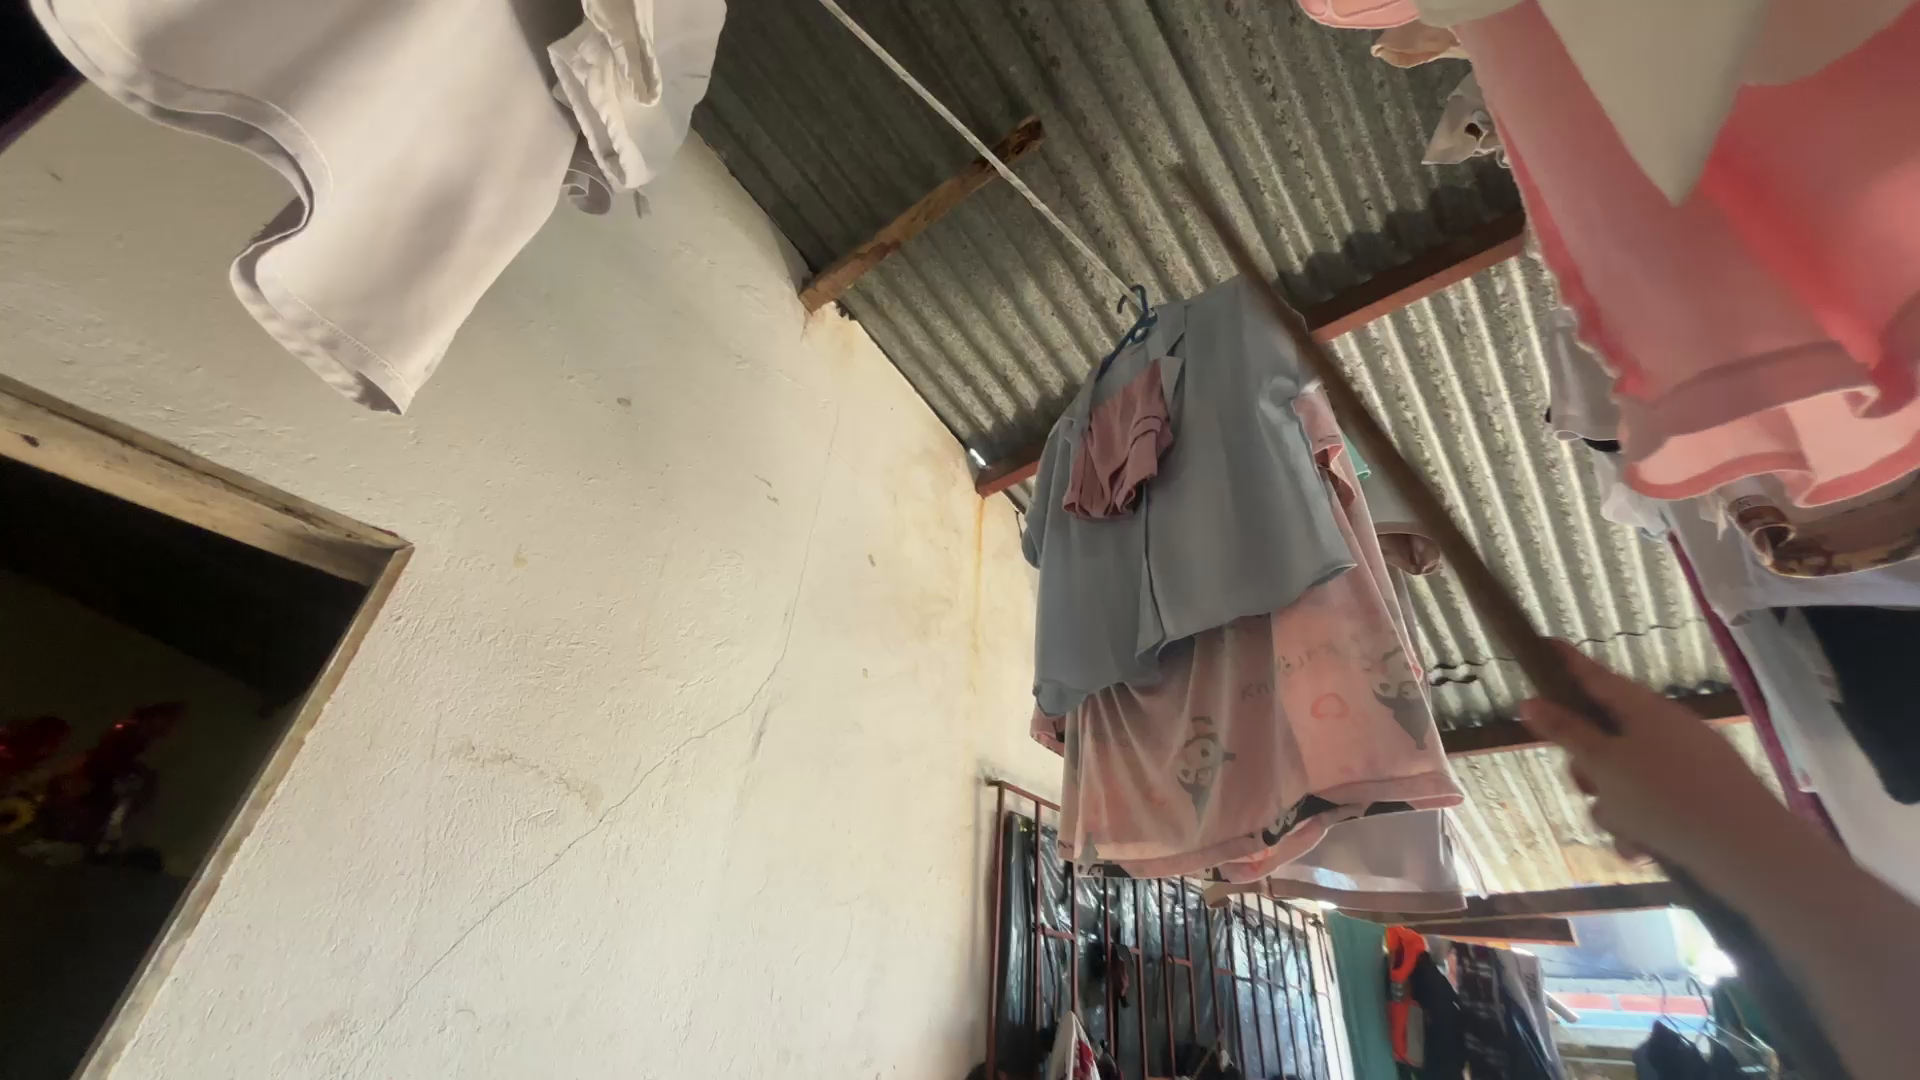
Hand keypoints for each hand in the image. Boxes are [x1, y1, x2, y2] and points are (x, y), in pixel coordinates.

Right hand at [1517, 643, 1796, 887]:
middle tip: (1582, 783)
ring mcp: (1689, 765)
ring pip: (1624, 774)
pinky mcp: (1703, 799)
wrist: (1756, 856)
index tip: (1543, 644)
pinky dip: (1640, 823)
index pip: (1594, 676)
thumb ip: (1565, 732)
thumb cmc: (1666, 798)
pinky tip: (1641, 847)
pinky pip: (1651, 803)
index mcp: (1645, 711)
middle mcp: (1668, 731)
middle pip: (1604, 733)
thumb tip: (1530, 701)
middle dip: (1586, 762)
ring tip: (1621, 828)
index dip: (1565, 661)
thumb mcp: (1602, 763)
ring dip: (1612, 801)